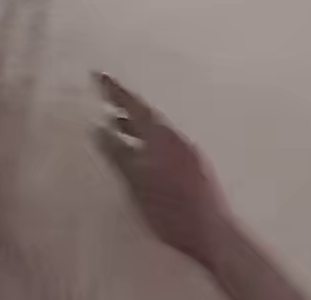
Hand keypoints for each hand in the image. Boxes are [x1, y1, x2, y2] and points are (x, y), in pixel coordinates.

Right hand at [93, 73, 227, 267]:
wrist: (212, 235)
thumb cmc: (170, 207)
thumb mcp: (134, 179)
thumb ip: (115, 151)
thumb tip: (98, 128)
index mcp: (160, 134)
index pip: (133, 104)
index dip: (114, 90)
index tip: (100, 76)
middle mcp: (175, 137)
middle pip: (146, 116)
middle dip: (125, 109)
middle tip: (108, 101)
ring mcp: (188, 152)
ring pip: (157, 132)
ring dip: (137, 127)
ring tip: (120, 128)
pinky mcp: (195, 168)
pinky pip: (167, 145)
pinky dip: (150, 143)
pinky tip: (144, 156)